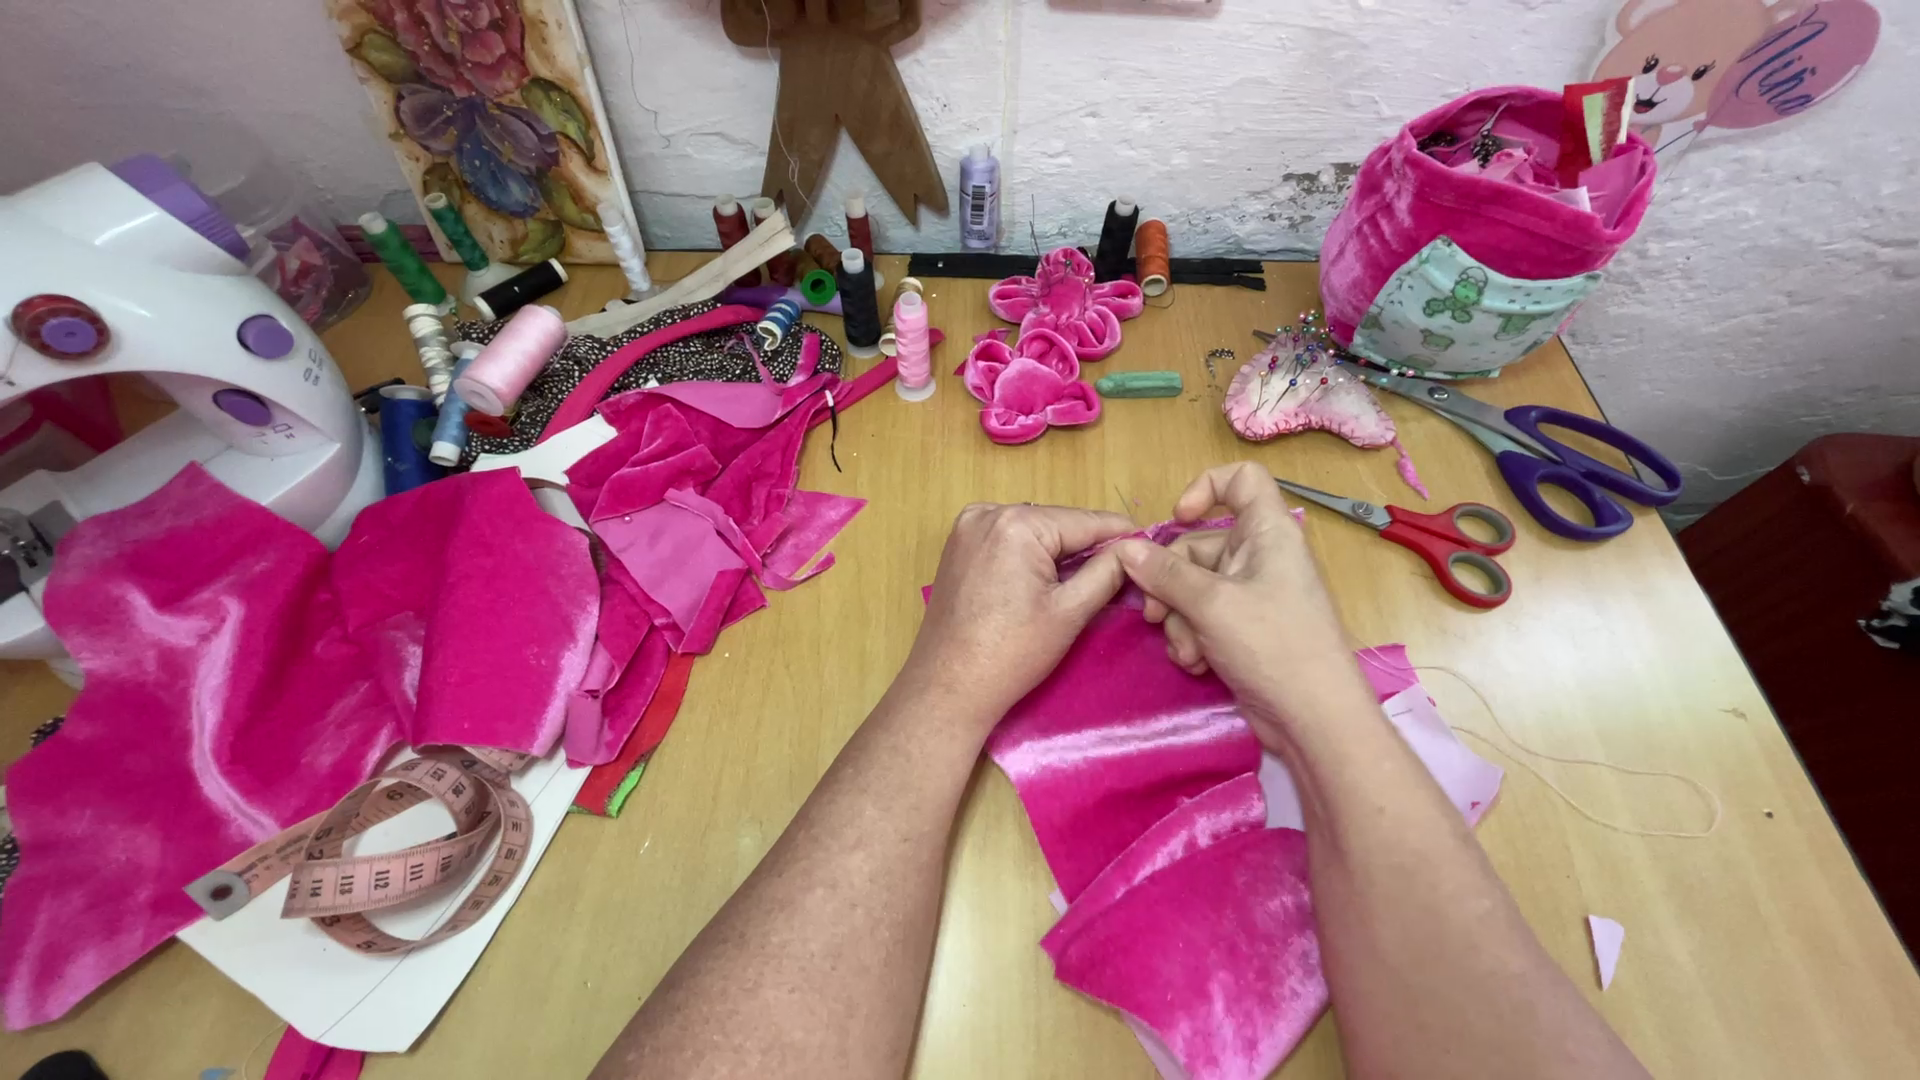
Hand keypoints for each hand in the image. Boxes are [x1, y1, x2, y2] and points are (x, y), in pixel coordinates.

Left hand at [900, 503, 1134, 737]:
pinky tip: (1046, 582)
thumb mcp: (1070, 612)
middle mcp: (987, 513)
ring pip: (1033, 531)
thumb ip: (1108, 572)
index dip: (1123, 535)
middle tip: (1124, 572)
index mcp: (1016, 523)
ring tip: (1088, 581)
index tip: (1154, 546)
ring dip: (1060, 551)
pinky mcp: (958, 546)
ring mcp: (967, 527)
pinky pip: (1008, 540)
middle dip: (1089, 546)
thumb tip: (1137, 548)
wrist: (946, 687)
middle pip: (1058, 523)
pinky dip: (1031, 554)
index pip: (1086, 521)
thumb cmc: (1011, 654)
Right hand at [1113, 463, 1375, 742]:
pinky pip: (1203, 617)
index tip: (1177, 519)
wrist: (1314, 720)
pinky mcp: (1244, 629)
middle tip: (1154, 615)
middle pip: (1199, 546)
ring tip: (1186, 651)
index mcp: (1268, 533)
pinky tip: (1196, 663)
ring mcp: (1252, 595)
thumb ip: (1164, 573)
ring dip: (1179, 619)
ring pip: (1194, 587)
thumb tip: (1124, 549)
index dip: (1206, 488)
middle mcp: (1261, 557)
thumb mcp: (1210, 605)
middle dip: (1171, 583)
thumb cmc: (1272, 646)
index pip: (1241, 480)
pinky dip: (1193, 637)